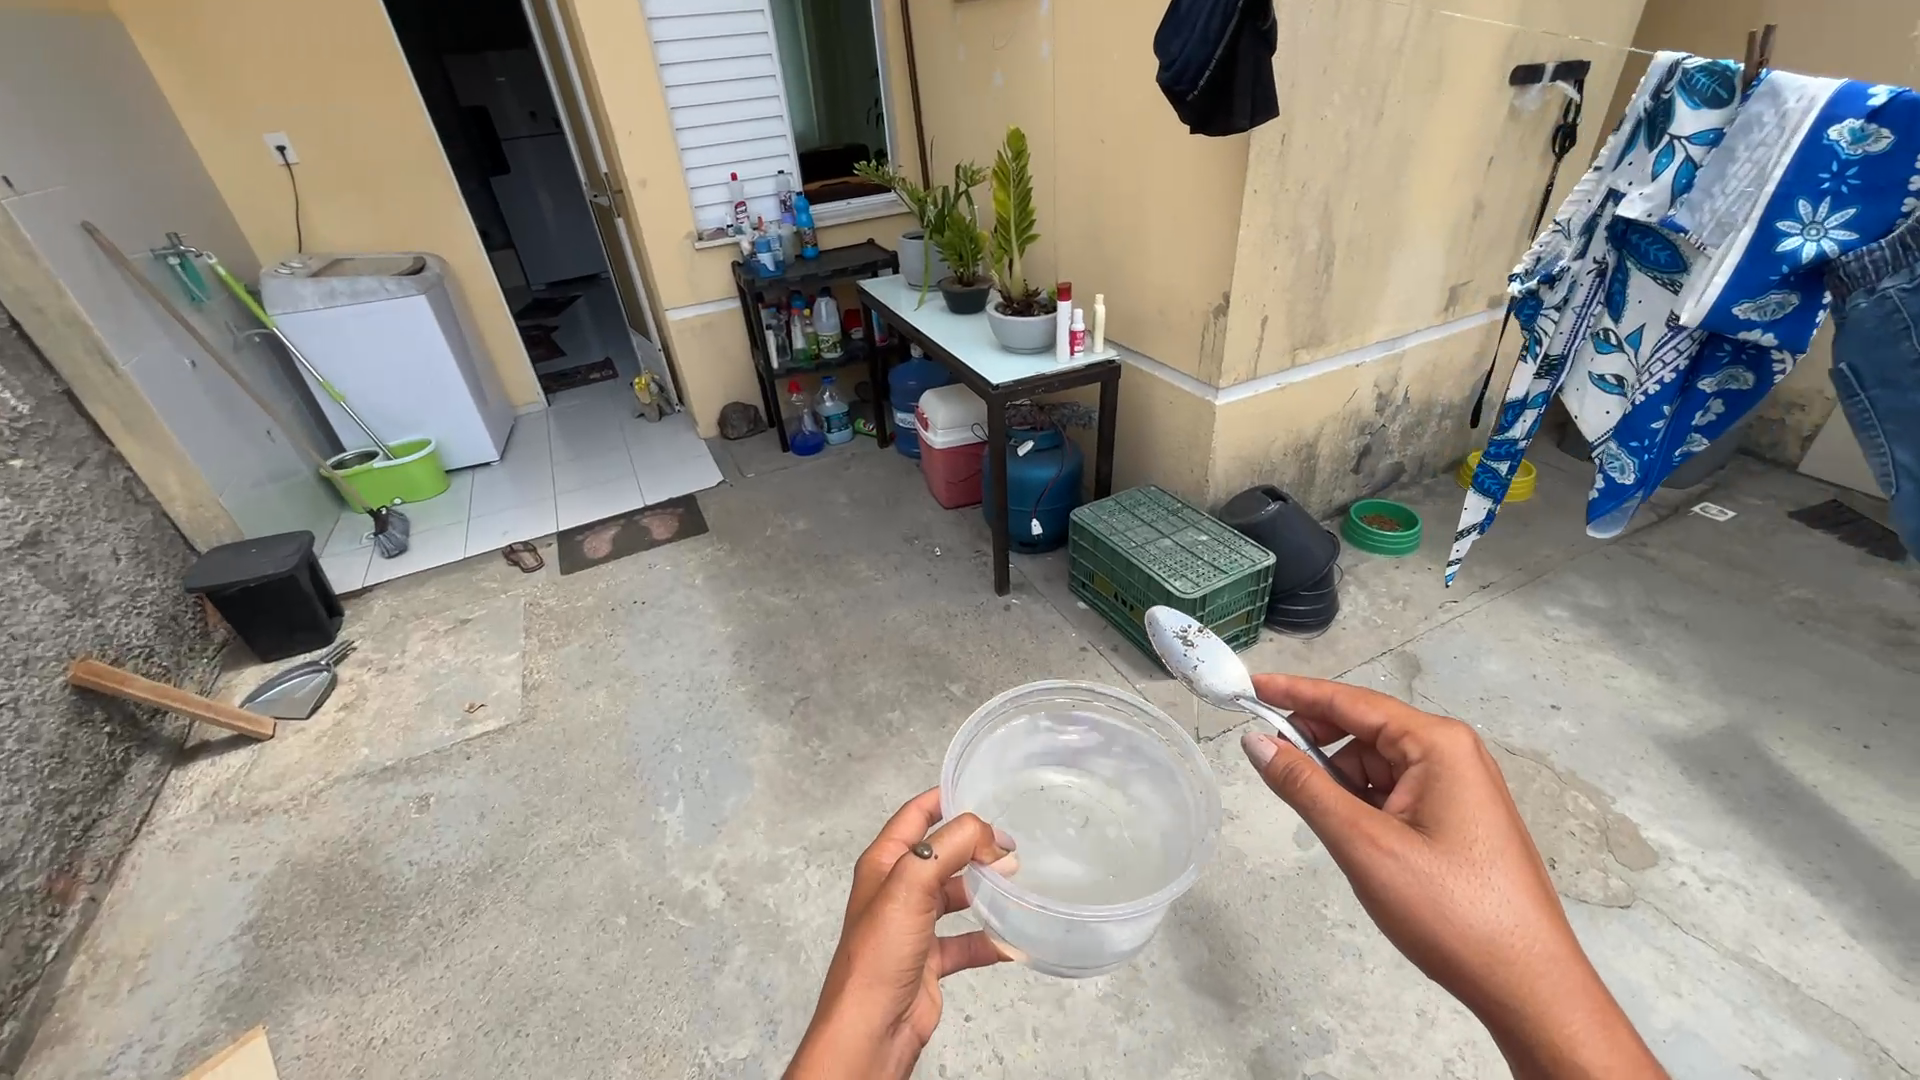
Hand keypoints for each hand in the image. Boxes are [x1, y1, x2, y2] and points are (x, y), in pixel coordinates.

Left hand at [785, 789, 1015, 1079]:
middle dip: (975, 846)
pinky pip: (965, 941)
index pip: (916, 814)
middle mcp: (897, 889)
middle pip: (941, 853)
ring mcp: (912, 925)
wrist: (871, 1029)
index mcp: (884, 862)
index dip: (945, 799)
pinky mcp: (928, 959)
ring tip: (1015, 882)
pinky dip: (989, 939)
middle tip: (1009, 844)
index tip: (981, 792)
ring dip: (984, 889)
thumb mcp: (911, 884)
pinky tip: (1011, 940)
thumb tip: (987, 831)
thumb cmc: (876, 956)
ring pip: (955, 895)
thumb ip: (950, 846)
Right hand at [1241, 675, 1664, 1079]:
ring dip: (1339, 779)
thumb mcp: (1362, 843)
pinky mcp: (1458, 818)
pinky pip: (1393, 789)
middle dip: (1316, 742)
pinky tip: (1350, 830)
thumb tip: (1255, 741)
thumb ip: (1303, 785)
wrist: (1530, 989)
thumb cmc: (1449, 910)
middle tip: (1270, 760)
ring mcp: (1460, 787)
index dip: (1294, 691)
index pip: (1350, 701)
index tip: (1249, 684)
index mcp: (1437, 745)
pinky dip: (1361, 800)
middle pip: (1363, 729)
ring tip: (1320, 817)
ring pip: (1374, 763)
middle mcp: (1453, 754)